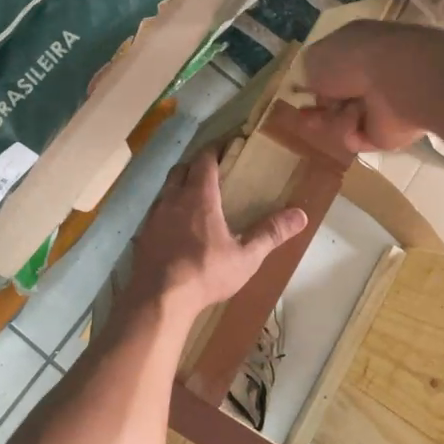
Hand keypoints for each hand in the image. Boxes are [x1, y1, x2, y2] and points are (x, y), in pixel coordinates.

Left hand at [128, 146, 305, 312]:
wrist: (158, 299)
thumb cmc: (205, 273)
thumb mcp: (246, 256)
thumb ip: (271, 233)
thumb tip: (300, 215)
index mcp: (199, 196)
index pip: (205, 159)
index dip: (216, 148)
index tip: (228, 145)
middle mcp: (173, 198)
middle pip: (182, 168)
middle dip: (196, 164)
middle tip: (213, 169)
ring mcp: (153, 216)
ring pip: (166, 188)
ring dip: (179, 185)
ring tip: (195, 196)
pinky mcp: (143, 234)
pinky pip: (155, 211)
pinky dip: (168, 209)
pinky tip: (175, 226)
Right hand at [298, 19, 425, 151]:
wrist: (398, 80)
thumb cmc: (352, 60)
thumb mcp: (314, 57)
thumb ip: (309, 70)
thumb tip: (315, 84)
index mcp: (357, 46)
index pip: (333, 65)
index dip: (315, 80)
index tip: (301, 91)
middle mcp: (372, 73)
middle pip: (339, 96)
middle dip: (321, 107)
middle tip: (307, 116)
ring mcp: (383, 103)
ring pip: (346, 118)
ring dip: (334, 119)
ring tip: (336, 114)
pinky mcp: (390, 131)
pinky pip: (360, 138)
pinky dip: (351, 133)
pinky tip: (353, 124)